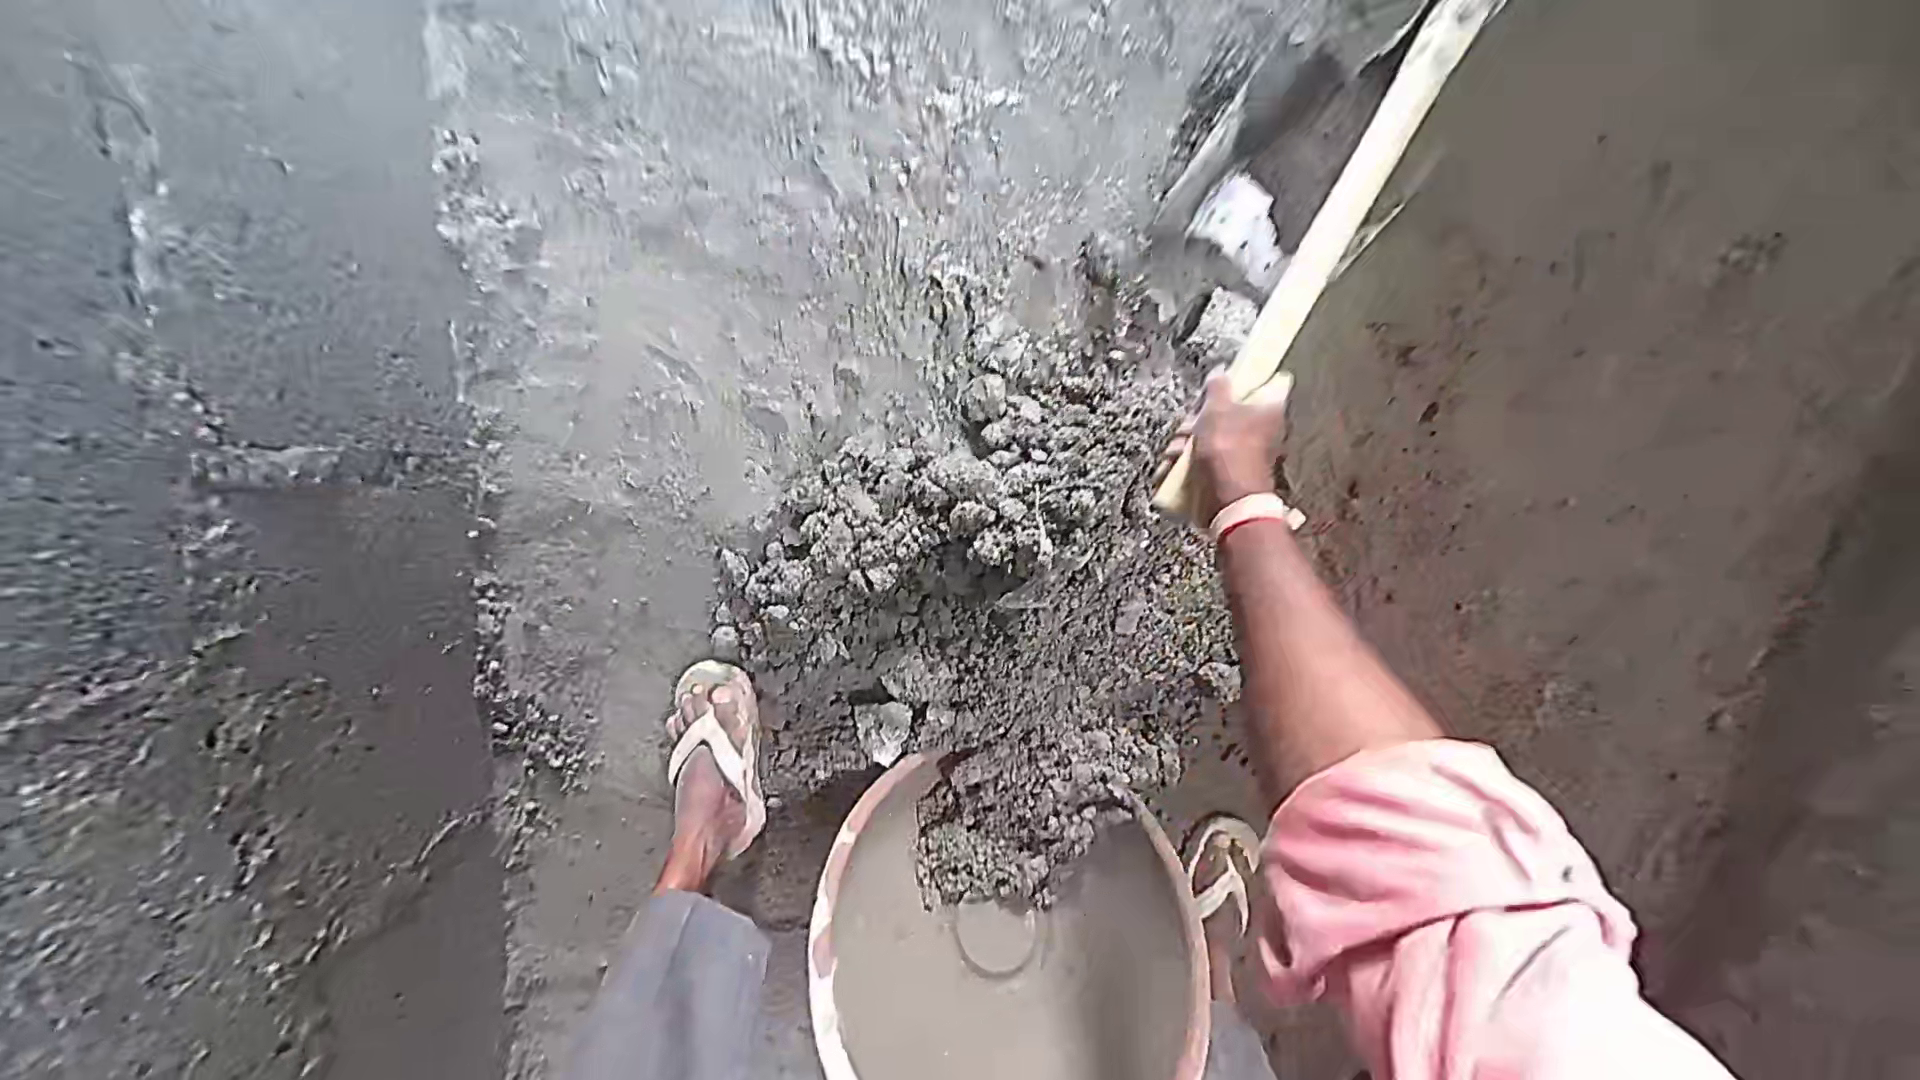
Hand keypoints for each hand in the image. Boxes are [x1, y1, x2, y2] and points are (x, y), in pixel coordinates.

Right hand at [1151, 368, 1293, 524]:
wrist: (1228, 500)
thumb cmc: (1228, 449)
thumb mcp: (1218, 409)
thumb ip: (1218, 387)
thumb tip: (1220, 372)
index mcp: (1268, 410)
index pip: (1262, 385)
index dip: (1236, 385)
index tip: (1215, 392)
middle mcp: (1260, 430)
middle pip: (1223, 413)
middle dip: (1195, 421)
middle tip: (1186, 429)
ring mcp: (1243, 453)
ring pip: (1207, 437)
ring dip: (1185, 444)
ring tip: (1176, 453)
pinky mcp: (1226, 473)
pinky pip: (1203, 459)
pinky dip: (1185, 462)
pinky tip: (1172, 465)